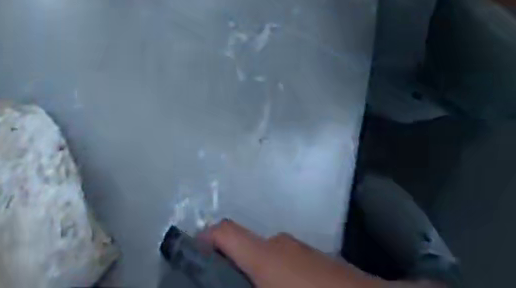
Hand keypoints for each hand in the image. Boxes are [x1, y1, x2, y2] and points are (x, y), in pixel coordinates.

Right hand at [200, 221, 390, 287]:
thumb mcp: (271, 284)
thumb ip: (249, 277)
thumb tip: (239, 277)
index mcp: (266, 257)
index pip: (224, 233)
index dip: (202, 242)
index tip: (186, 259)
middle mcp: (284, 246)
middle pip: (247, 253)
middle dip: (234, 275)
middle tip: (222, 287)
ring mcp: (309, 254)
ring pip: (274, 265)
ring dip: (263, 282)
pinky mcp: (329, 268)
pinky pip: (295, 274)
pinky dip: (286, 286)